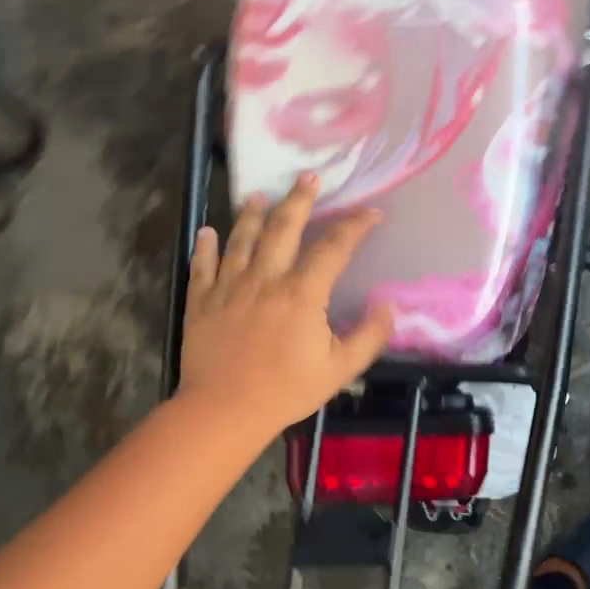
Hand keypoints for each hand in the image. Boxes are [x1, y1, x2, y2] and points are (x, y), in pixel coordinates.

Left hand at [176, 173, 394, 436]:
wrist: (223, 410)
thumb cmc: (288, 389)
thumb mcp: (342, 368)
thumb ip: (370, 335)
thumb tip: (388, 305)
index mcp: (303, 294)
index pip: (333, 248)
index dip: (354, 226)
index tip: (371, 213)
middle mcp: (266, 280)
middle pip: (283, 229)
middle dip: (300, 200)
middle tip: (308, 178)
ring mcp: (229, 288)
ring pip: (241, 240)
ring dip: (253, 215)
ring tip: (259, 195)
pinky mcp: (201, 302)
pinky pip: (202, 265)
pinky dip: (205, 246)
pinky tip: (208, 231)